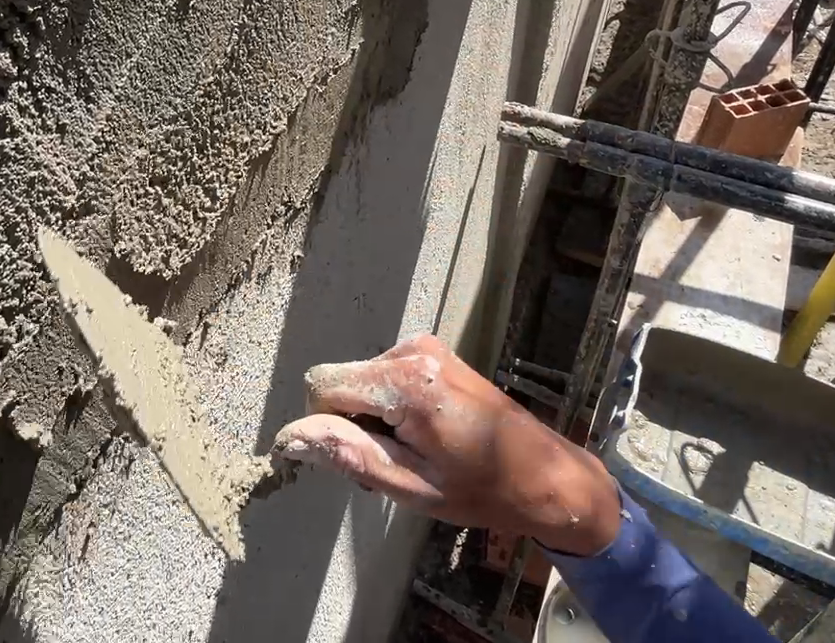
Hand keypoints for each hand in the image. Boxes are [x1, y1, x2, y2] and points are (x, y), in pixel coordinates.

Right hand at [271, 335, 620, 555]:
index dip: (329, 425)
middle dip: (352, 421)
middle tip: (395, 460)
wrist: (546, 474)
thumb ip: (347, 454)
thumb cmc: (481, 490)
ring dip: (370, 414)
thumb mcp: (410, 485)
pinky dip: (386, 402)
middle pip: (340, 381)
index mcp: (405, 381)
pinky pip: (380, 373)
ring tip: (412, 448)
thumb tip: (288, 438)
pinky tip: (420, 429)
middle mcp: (410, 349)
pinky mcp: (429, 348)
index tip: (366, 456)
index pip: (321, 385)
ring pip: (358, 378)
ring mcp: (421, 344)